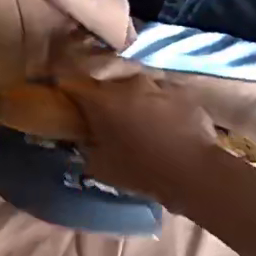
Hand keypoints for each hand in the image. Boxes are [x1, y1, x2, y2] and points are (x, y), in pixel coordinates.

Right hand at [56, 71, 225, 210]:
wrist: (193, 172)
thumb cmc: (140, 171)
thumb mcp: (101, 167)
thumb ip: (86, 148)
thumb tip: (84, 140)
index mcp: (102, 100)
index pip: (71, 83)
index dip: (64, 90)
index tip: (62, 99)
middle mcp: (128, 84)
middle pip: (107, 87)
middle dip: (103, 101)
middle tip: (105, 122)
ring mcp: (159, 85)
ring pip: (136, 90)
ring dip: (133, 103)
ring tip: (138, 126)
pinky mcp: (183, 92)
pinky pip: (162, 96)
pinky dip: (158, 108)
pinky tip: (164, 128)